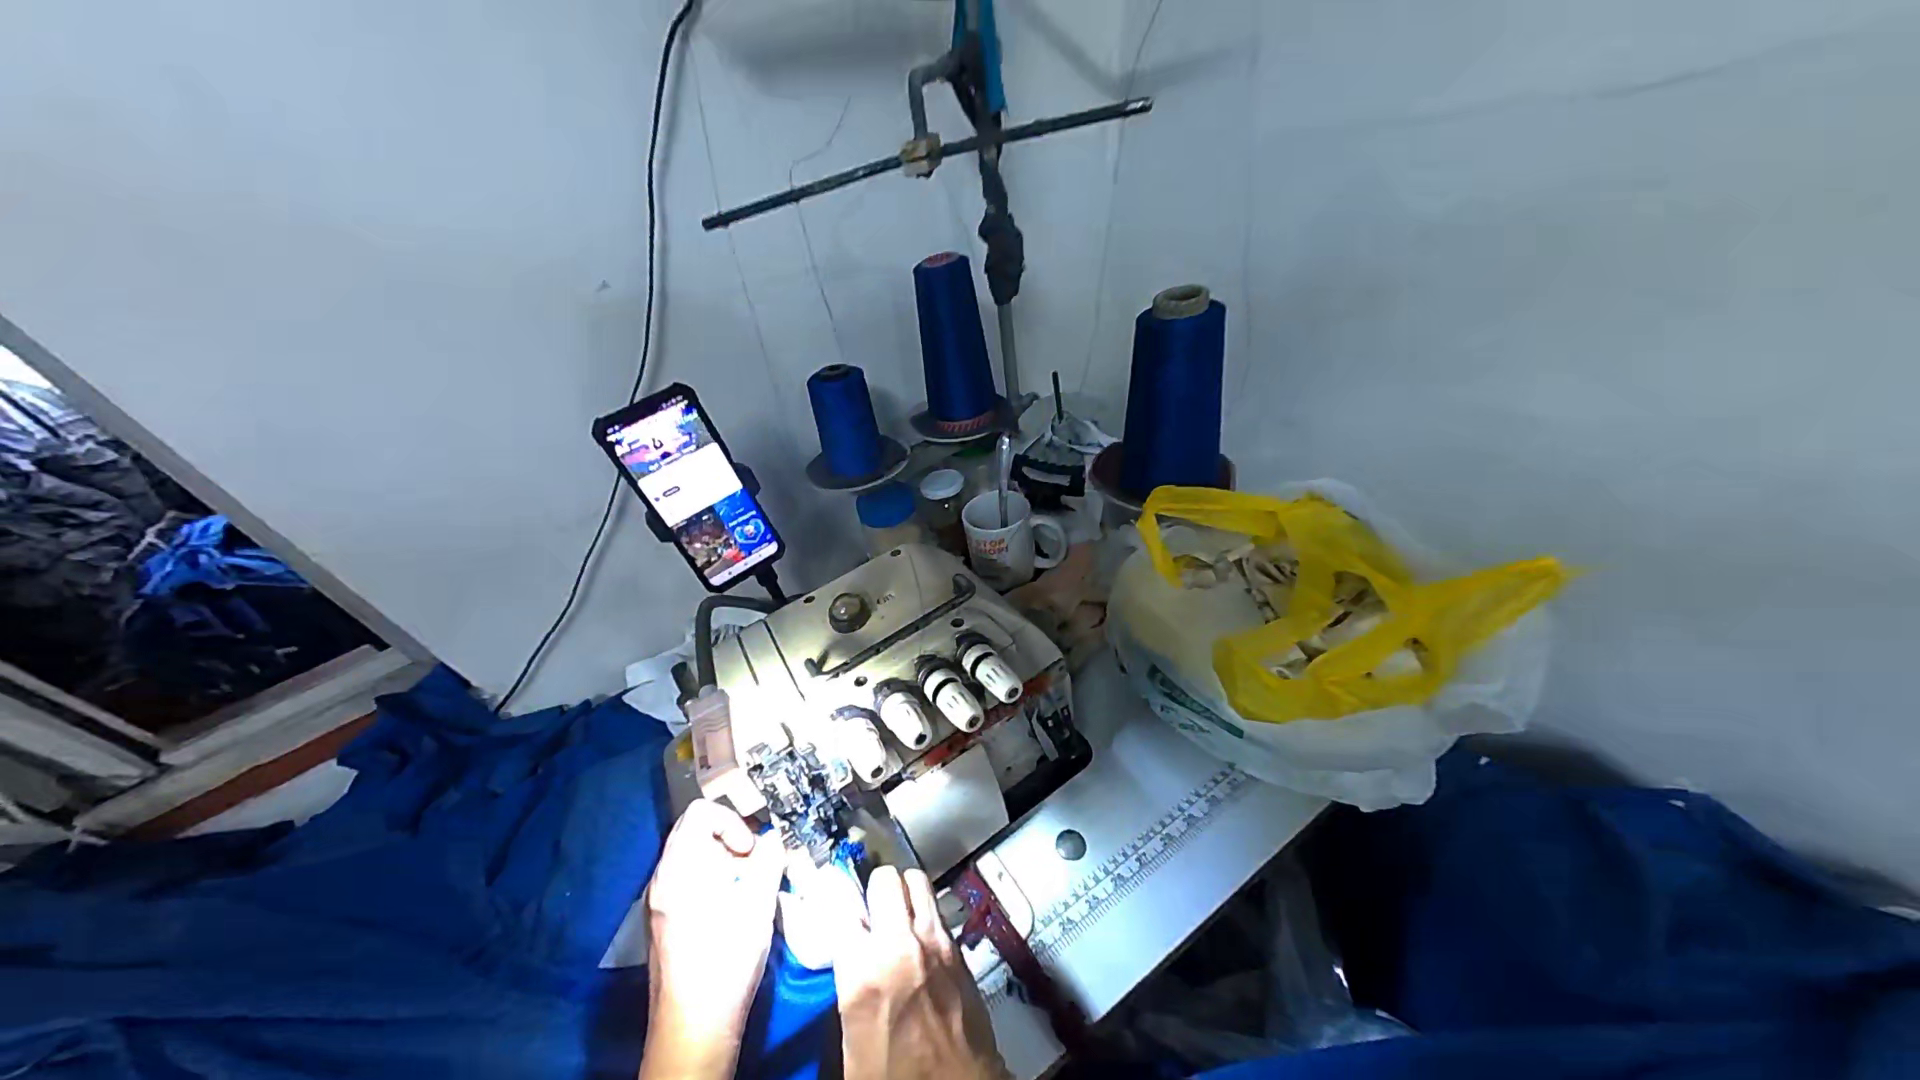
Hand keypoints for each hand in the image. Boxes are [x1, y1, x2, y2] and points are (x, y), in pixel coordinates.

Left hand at [640, 799, 786, 1079]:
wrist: (693, 1027)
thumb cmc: (726, 961)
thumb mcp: (758, 903)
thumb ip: (768, 860)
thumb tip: (773, 839)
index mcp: (680, 868)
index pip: (701, 812)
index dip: (732, 820)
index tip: (750, 848)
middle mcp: (663, 879)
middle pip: (695, 832)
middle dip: (731, 839)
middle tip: (754, 863)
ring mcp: (660, 902)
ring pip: (694, 857)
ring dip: (725, 861)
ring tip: (748, 888)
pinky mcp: (665, 922)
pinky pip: (689, 881)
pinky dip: (714, 881)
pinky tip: (734, 908)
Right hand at [833, 865, 1007, 1079]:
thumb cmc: (894, 1077)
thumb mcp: (850, 1036)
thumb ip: (846, 979)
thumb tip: (843, 947)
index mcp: (863, 972)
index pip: (839, 904)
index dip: (831, 894)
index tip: (827, 892)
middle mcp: (900, 944)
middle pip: (884, 878)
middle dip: (874, 888)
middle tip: (869, 908)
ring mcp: (934, 941)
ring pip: (916, 880)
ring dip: (903, 891)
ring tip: (896, 911)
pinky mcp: (958, 947)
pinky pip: (936, 908)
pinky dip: (925, 912)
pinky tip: (919, 936)